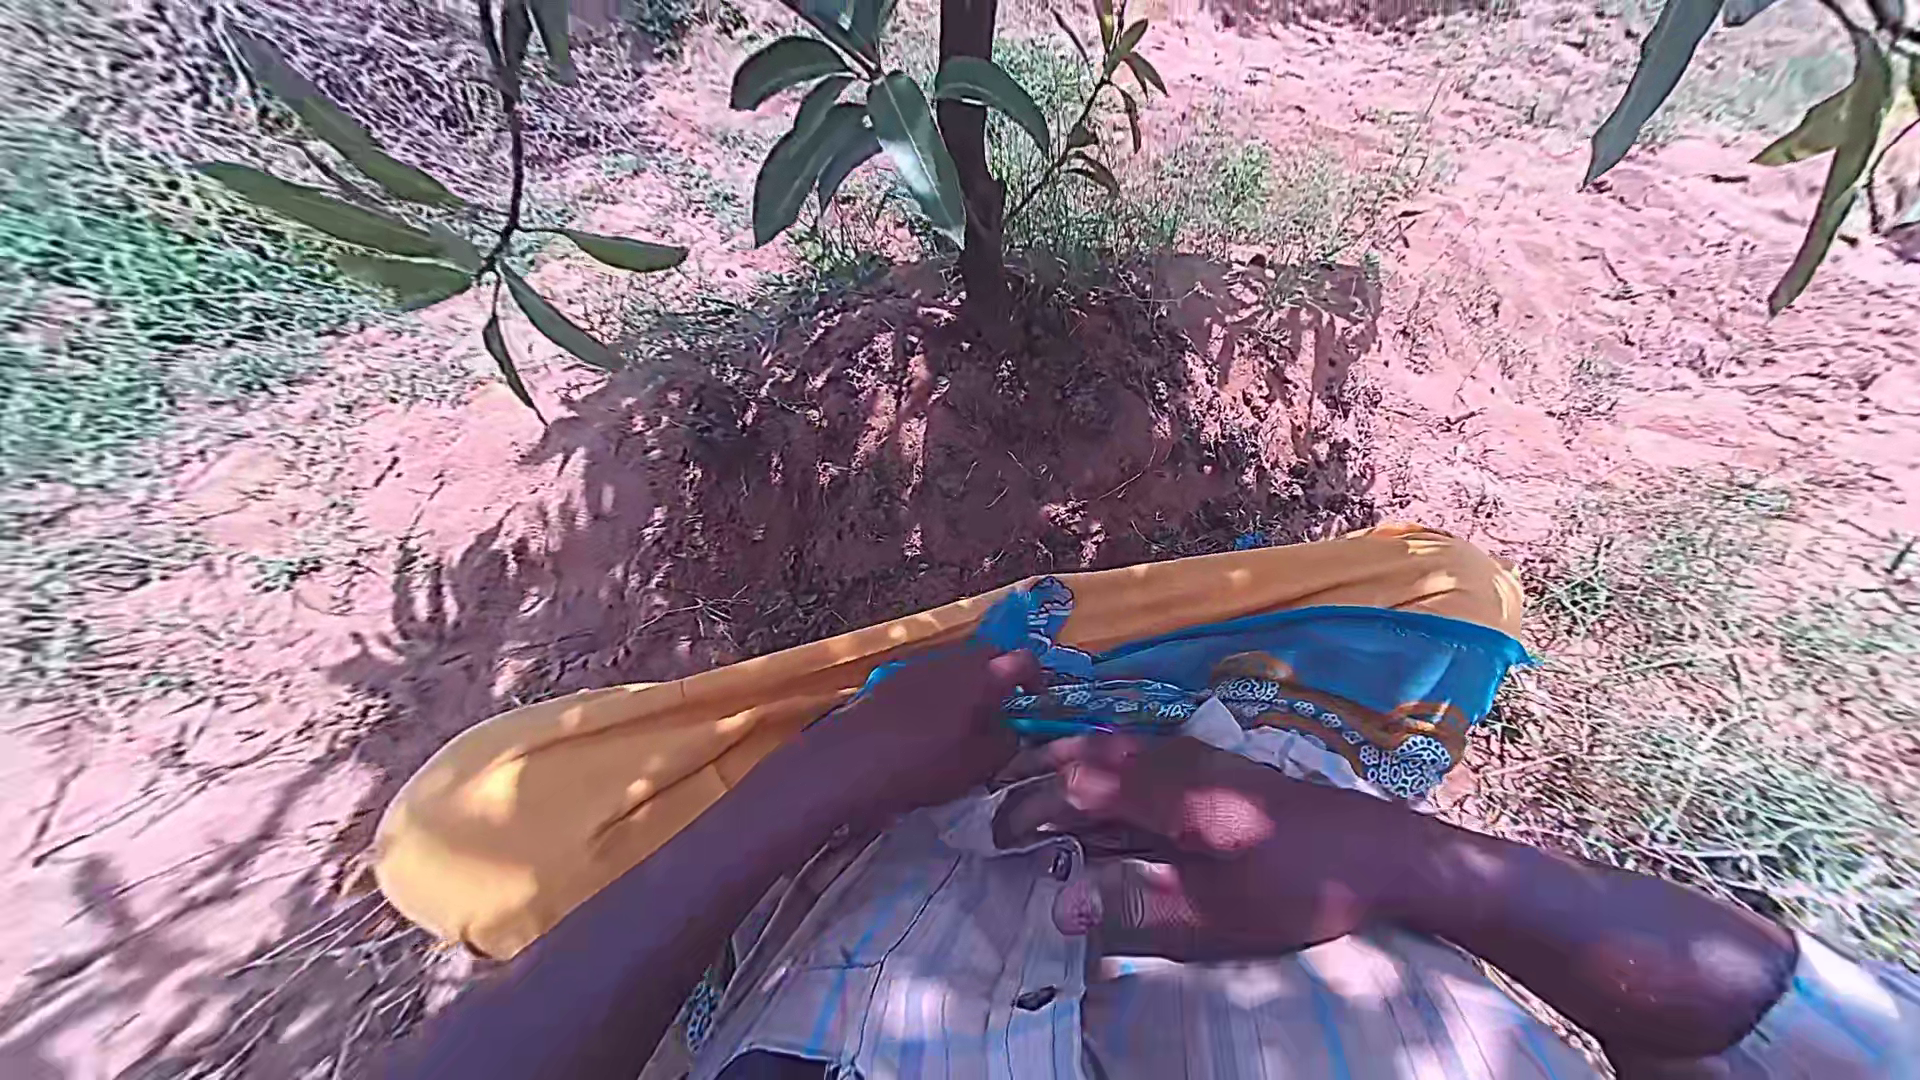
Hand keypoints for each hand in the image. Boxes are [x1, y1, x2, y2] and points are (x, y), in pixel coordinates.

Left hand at [802, 645, 1041, 824]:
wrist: (849, 760)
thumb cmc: (922, 764)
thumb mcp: (977, 765)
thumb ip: (1005, 742)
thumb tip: (1010, 729)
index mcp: (981, 676)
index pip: (1023, 659)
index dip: (1036, 677)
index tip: (1037, 699)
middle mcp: (953, 661)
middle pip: (989, 655)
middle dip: (1002, 676)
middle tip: (1004, 707)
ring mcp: (921, 665)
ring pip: (959, 664)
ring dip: (971, 683)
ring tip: (968, 719)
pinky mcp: (894, 677)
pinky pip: (932, 676)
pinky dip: (943, 691)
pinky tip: (932, 723)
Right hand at [1009, 734, 1433, 958]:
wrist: (1374, 846)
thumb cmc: (1297, 883)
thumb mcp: (1220, 914)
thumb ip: (1137, 905)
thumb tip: (1061, 908)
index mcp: (1168, 793)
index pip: (1078, 790)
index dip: (1032, 809)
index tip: (995, 833)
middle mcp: (1168, 759)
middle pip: (1084, 756)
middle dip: (1035, 775)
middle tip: (996, 800)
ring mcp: (1186, 752)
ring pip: (1105, 745)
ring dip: (1061, 761)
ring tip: (1025, 779)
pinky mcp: (1201, 758)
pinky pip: (1129, 748)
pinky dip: (1093, 759)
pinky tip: (1090, 776)